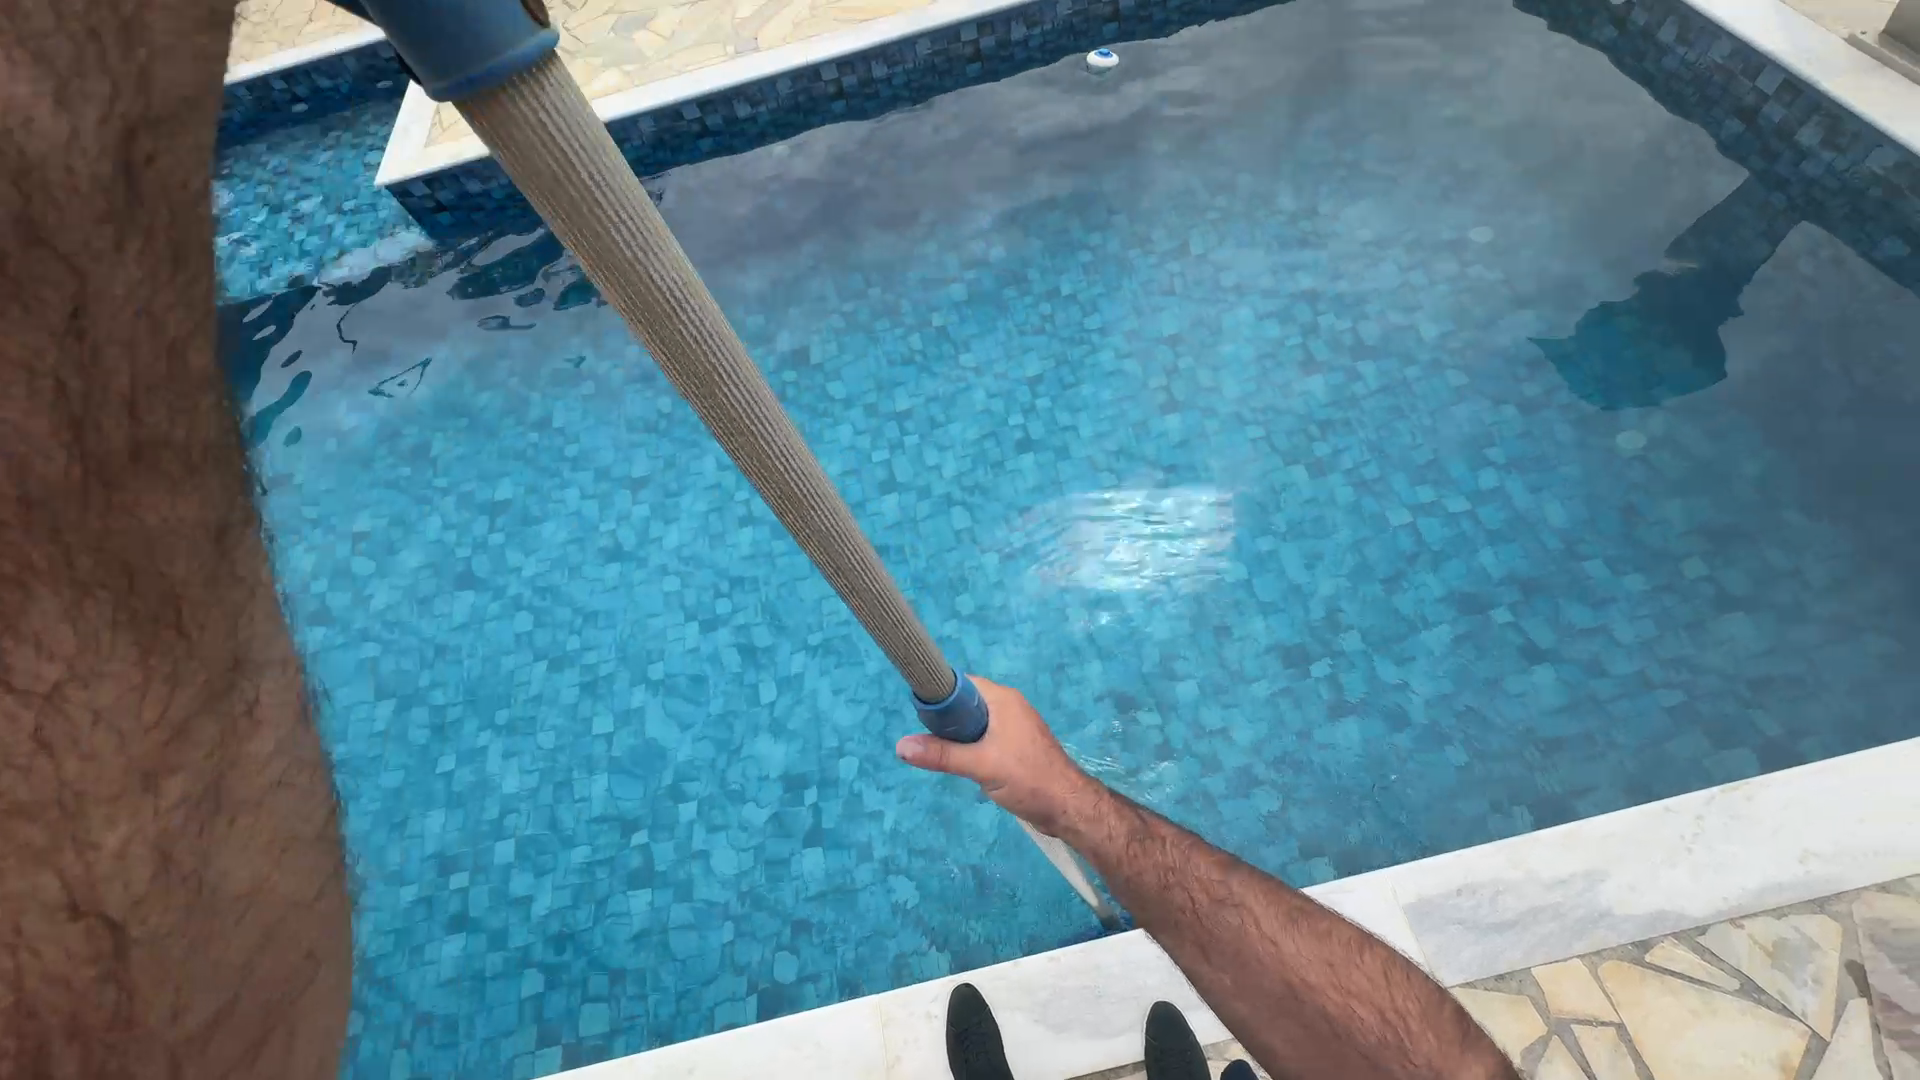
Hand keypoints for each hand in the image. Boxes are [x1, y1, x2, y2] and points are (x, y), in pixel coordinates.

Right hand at [895, 676, 1107, 835]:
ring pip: (975, 724)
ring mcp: (1014, 726)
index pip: (961, 684)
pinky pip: (986, 738)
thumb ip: (941, 754)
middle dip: (947, 722)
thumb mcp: (980, 765)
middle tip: (929, 742)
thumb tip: (900, 746)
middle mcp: (1008, 706)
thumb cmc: (1027, 778)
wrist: (1068, 807)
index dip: (939, 695)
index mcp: (1002, 699)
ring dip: (959, 738)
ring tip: (945, 757)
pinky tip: (966, 767)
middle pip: (966, 704)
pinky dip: (973, 749)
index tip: (920, 715)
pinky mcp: (1017, 746)